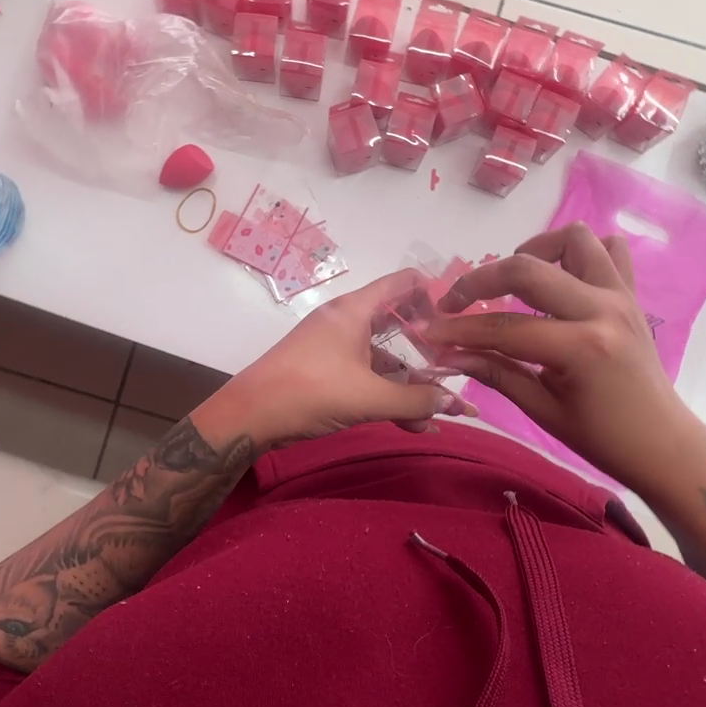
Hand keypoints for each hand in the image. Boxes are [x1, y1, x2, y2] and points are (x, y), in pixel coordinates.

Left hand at [194, 269, 473, 448]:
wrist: (249, 416)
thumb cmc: (310, 392)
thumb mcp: (369, 398)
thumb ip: (416, 400)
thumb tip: (456, 402)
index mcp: (355, 310)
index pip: (404, 282)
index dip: (435, 298)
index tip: (454, 328)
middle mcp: (346, 320)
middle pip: (398, 322)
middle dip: (428, 351)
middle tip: (453, 374)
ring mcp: (335, 346)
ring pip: (384, 357)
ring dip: (410, 384)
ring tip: (436, 413)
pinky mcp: (326, 370)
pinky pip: (368, 375)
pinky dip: (388, 394)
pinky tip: (411, 423)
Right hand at [423, 222, 703, 494]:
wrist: (663, 444)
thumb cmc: (602, 438)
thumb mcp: (542, 410)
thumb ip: (495, 373)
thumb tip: (448, 353)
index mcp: (581, 347)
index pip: (503, 328)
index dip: (459, 329)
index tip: (428, 330)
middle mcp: (603, 309)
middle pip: (527, 269)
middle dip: (481, 281)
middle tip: (456, 303)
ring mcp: (621, 296)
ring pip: (573, 240)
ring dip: (534, 253)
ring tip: (513, 283)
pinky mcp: (631, 294)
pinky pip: (608, 250)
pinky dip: (578, 255)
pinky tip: (557, 281)